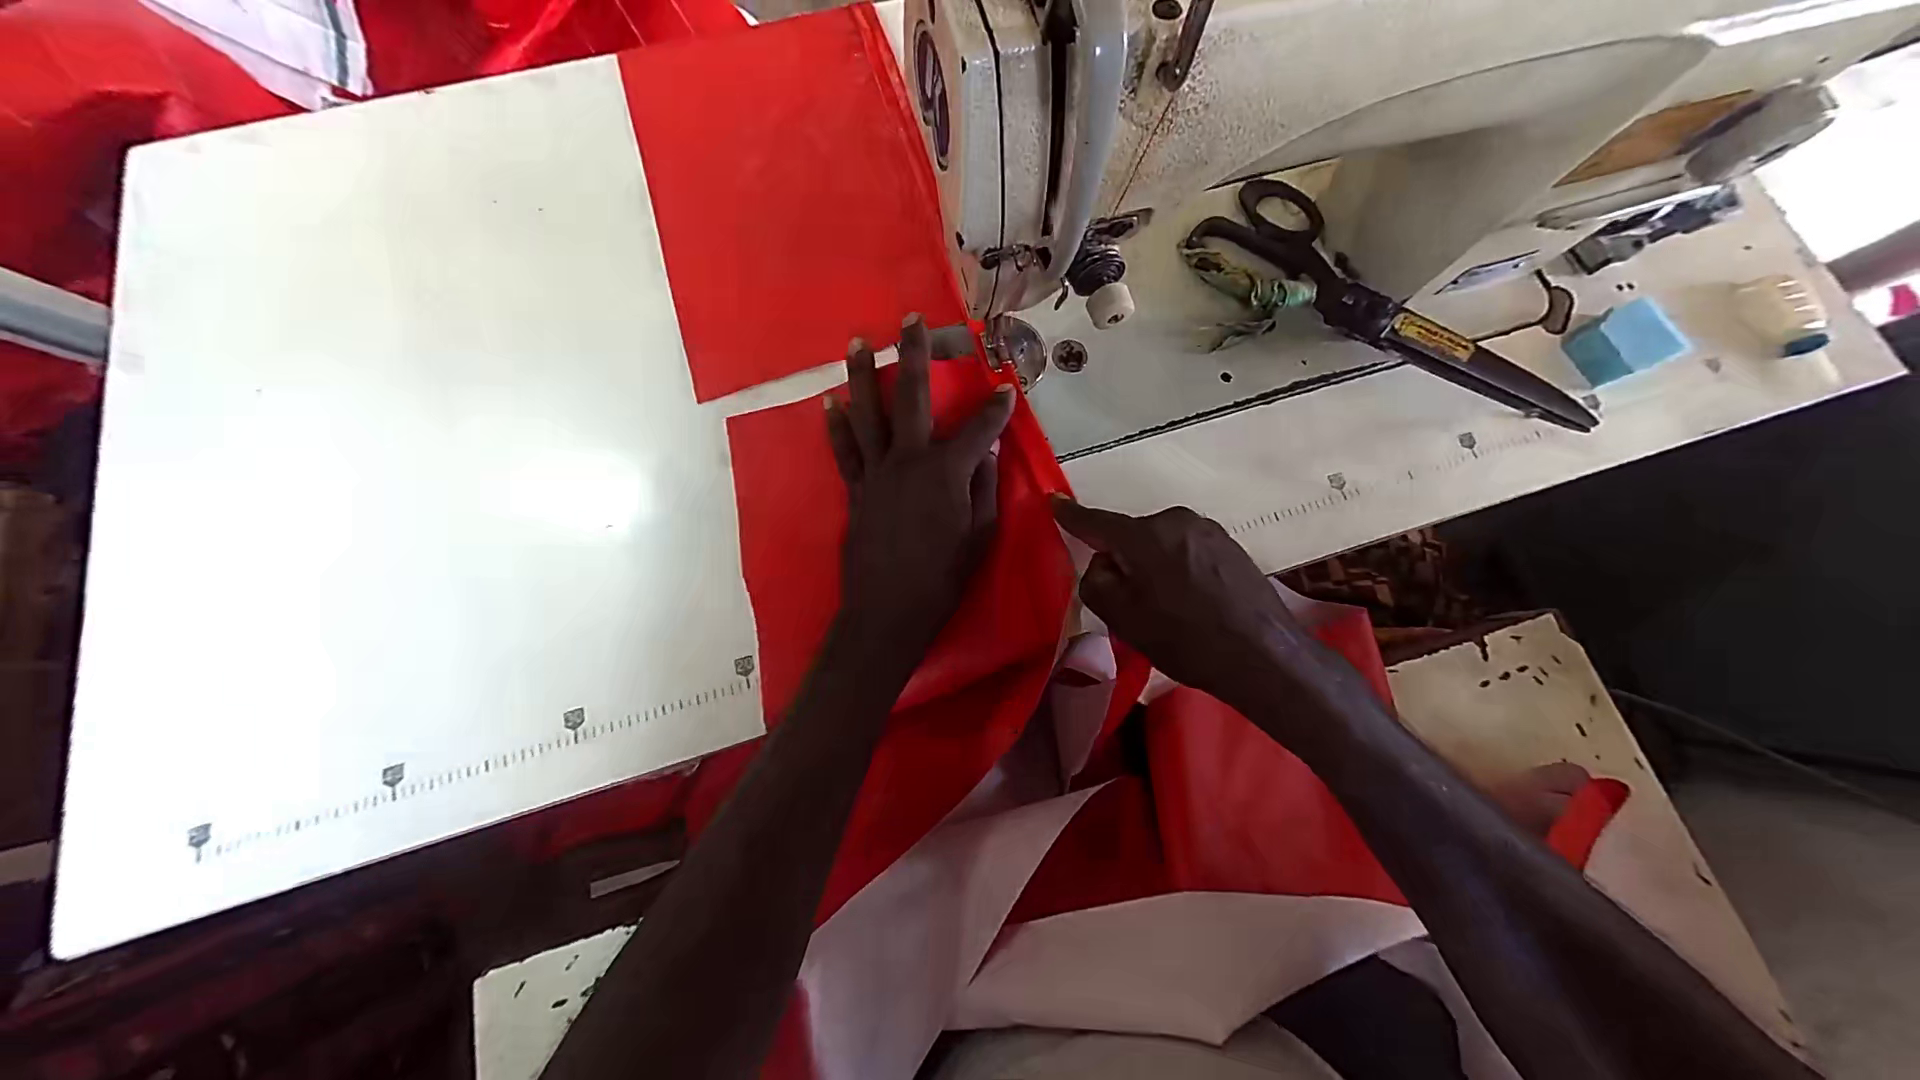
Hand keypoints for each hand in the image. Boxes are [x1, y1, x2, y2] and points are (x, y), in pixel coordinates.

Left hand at [825, 314, 1014, 658]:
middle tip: (912, 319)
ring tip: (857, 340)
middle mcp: (909, 460)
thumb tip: (985, 455)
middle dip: (915, 354)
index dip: (996, 409)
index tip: (1006, 390)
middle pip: (912, 397)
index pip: (979, 429)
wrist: (888, 611)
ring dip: (862, 374)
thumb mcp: (979, 538)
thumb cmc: (942, 579)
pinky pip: (844, 450)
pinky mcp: (855, 489)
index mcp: (947, 472)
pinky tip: (830, 402)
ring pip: (868, 413)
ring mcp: (877, 472)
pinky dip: (836, 425)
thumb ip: (984, 490)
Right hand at [1052, 499, 1326, 709]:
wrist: (1263, 656)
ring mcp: (1208, 530)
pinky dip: (1178, 569)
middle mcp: (1176, 520)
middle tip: (1130, 602)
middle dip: (1124, 559)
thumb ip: (1096, 581)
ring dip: (1154, 566)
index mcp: (1144, 535)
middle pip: (1132, 536)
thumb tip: (1104, 563)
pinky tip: (1192, 603)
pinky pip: (1187, 551)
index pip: (1097, 521)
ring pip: (1161, 544)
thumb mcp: (1123, 618)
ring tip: (1167, 607)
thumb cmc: (1184, 639)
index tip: (1054, 502)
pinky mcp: (1230, 545)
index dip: (1072, 515)